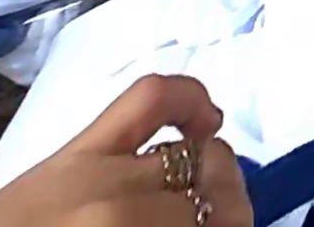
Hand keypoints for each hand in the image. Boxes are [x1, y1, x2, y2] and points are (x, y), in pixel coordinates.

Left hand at [0, 75, 252, 226]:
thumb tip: (200, 226)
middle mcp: (118, 209)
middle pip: (211, 199)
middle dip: (232, 215)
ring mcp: (100, 168)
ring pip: (195, 156)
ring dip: (222, 178)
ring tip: (223, 198)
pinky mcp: (81, 144)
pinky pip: (148, 98)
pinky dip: (188, 100)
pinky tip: (209, 118)